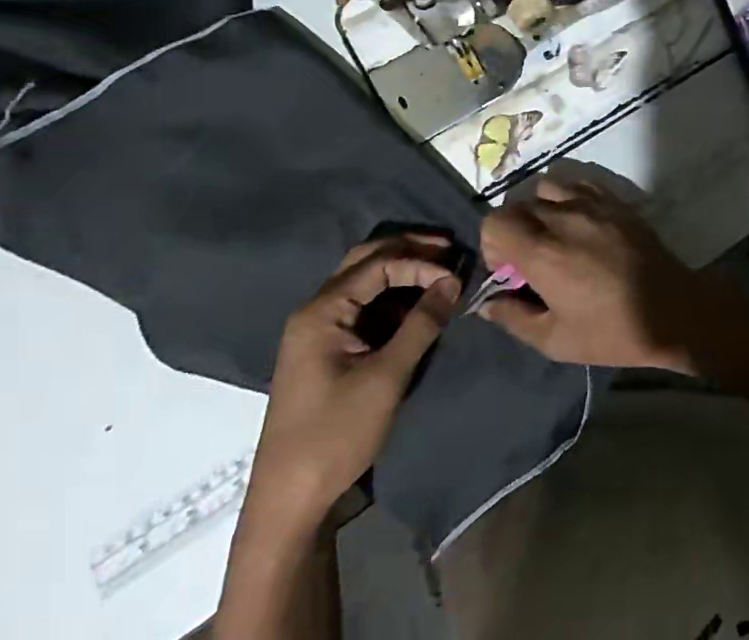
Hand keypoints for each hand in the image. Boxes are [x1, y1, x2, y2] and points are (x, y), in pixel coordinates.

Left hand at [247, 235, 461, 517]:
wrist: (292, 497)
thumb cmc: (336, 434)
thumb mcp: (386, 377)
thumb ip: (421, 324)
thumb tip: (452, 281)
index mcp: (320, 312)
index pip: (376, 264)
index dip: (419, 263)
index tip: (456, 278)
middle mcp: (316, 311)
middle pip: (365, 262)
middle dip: (408, 251)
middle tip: (451, 250)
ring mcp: (320, 330)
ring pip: (365, 284)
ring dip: (402, 273)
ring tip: (443, 272)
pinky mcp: (330, 350)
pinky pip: (365, 309)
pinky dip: (394, 300)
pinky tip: (421, 304)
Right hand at [477, 178, 748, 372]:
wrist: (674, 310)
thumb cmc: (613, 331)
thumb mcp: (556, 340)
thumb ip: (514, 318)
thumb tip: (488, 303)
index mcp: (542, 252)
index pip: (494, 221)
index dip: (493, 245)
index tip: (510, 269)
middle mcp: (562, 218)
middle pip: (517, 205)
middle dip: (514, 230)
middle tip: (532, 259)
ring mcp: (592, 205)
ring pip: (546, 188)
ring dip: (540, 209)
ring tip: (555, 236)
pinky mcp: (615, 201)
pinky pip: (578, 183)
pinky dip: (568, 197)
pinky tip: (580, 223)